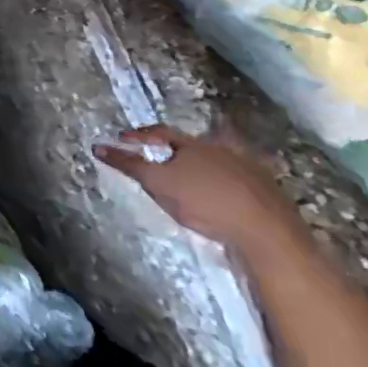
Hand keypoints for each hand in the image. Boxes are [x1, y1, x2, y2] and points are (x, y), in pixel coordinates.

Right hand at [95, 125, 307, 256]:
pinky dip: (224, 186)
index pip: (160, 131)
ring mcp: (251, 171)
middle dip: (174, 152)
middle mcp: (224, 150)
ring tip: (188, 182)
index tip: (122, 139)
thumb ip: (128, 164)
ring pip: (217, 163)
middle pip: (192, 146)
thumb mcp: (157, 183)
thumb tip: (97, 146)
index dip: (139, 135)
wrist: (267, 235)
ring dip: (201, 169)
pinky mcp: (270, 195)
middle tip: (159, 162)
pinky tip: (219, 199)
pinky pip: (239, 183)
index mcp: (195, 144)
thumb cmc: (204, 202)